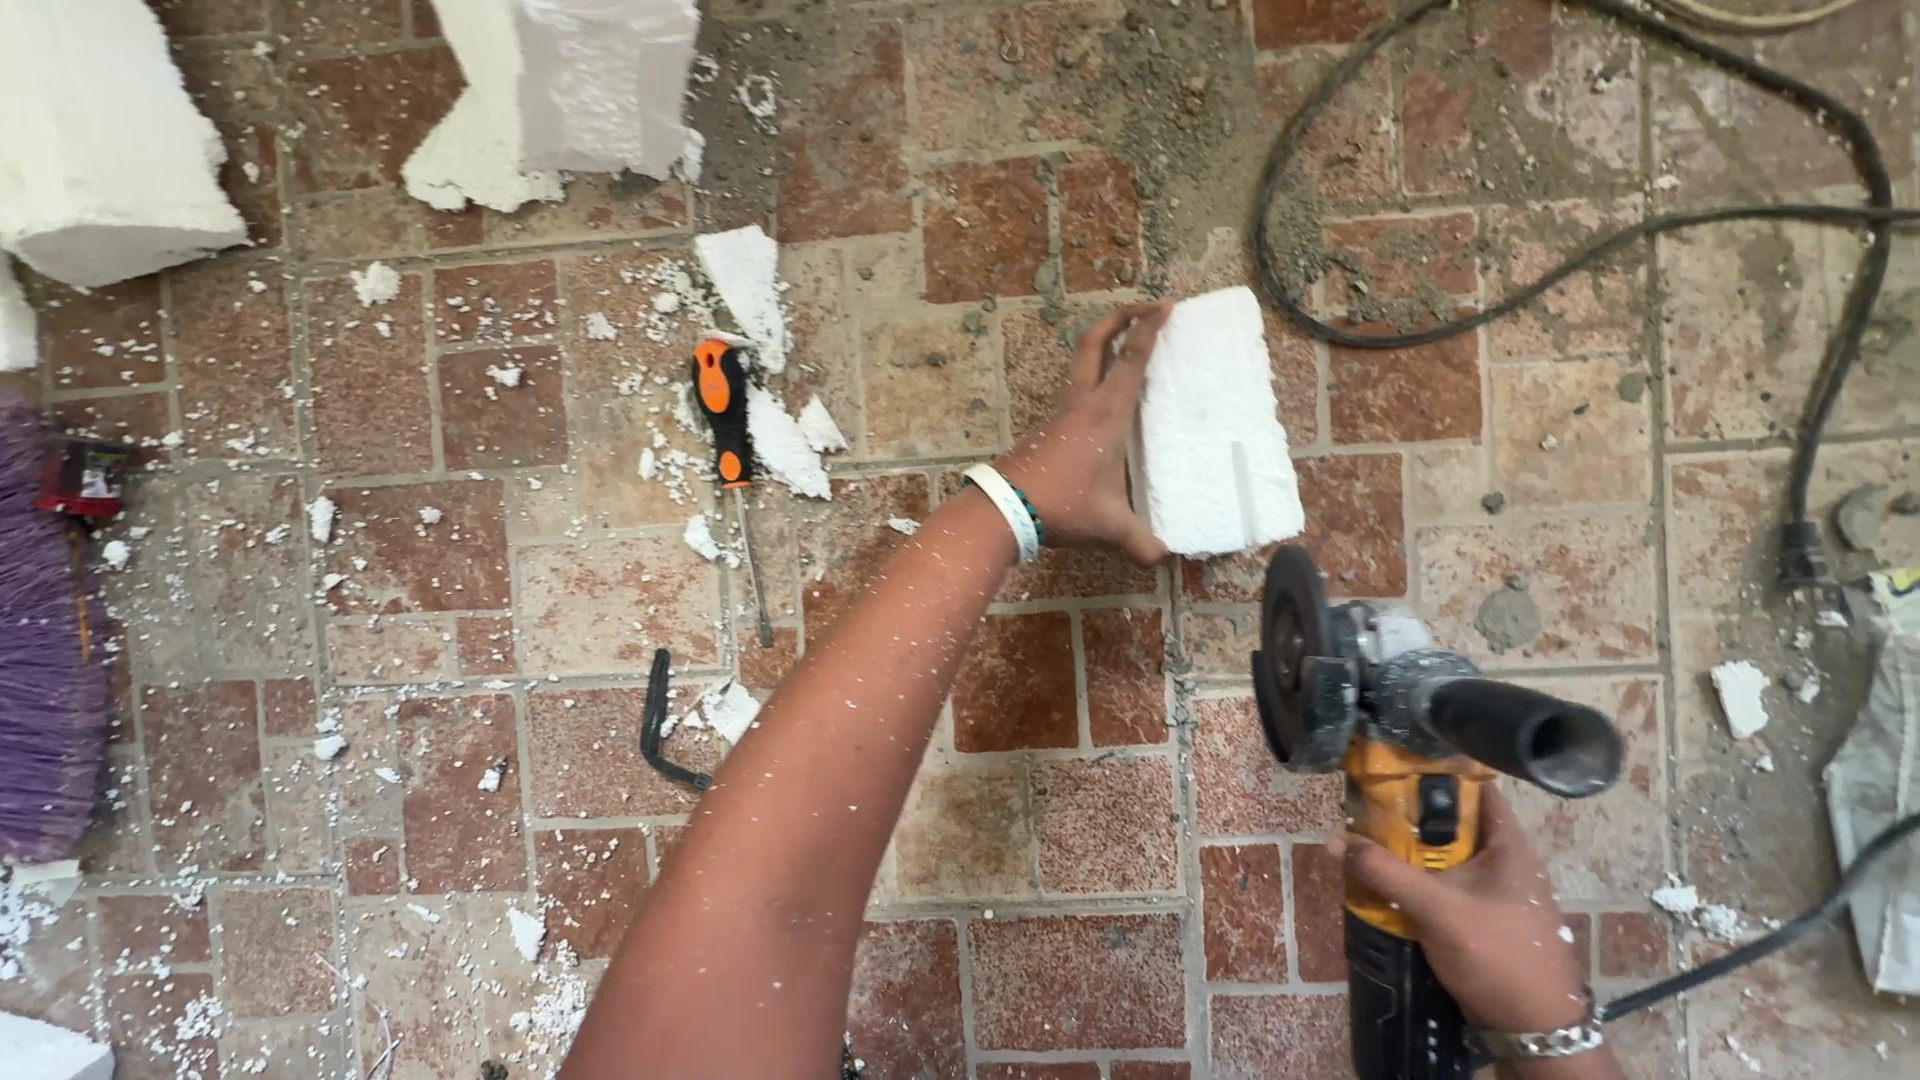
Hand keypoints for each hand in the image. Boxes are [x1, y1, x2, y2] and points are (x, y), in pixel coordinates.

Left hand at [992, 299, 1173, 565]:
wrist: (1003, 508)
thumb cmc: (1061, 506)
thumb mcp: (1109, 527)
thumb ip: (1141, 544)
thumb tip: (1164, 560)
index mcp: (1105, 414)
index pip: (1131, 360)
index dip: (1149, 329)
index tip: (1165, 305)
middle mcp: (1081, 404)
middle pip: (1094, 342)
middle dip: (1119, 317)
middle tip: (1142, 307)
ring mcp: (1059, 414)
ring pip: (1080, 365)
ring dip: (1102, 348)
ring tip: (1125, 349)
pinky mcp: (1045, 429)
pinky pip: (1073, 392)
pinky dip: (1091, 381)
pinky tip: (1102, 405)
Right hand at [1344, 786, 1587, 1033]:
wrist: (1533, 1031)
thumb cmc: (1498, 956)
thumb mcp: (1437, 909)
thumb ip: (1385, 872)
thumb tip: (1334, 841)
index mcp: (1510, 847)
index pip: (1478, 789)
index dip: (1439, 772)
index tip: (1397, 764)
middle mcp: (1506, 862)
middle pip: (1454, 821)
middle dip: (1412, 812)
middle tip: (1370, 803)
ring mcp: (1495, 891)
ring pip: (1446, 853)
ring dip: (1411, 848)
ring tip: (1370, 837)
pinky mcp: (1482, 915)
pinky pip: (1444, 881)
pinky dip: (1417, 875)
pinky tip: (1388, 878)